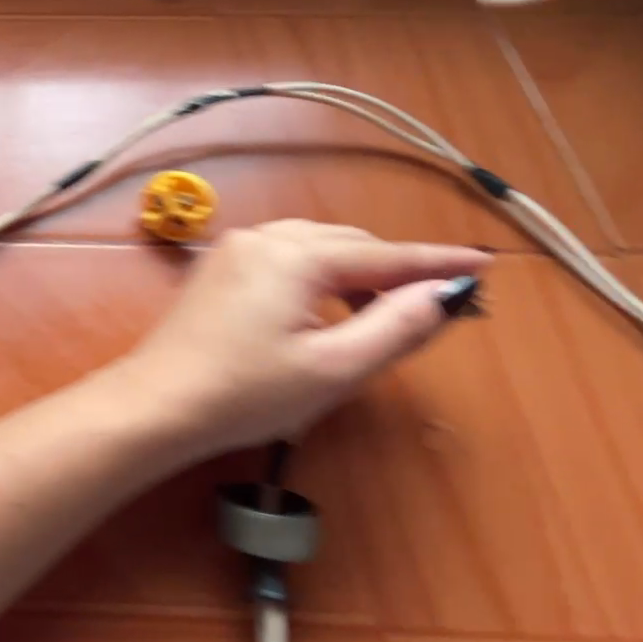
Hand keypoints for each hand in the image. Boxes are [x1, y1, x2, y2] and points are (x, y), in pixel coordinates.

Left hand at [117, 220, 491, 458]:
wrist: (159, 403)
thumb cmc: (249, 393)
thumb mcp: (335, 368)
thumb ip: (395, 326)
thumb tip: (442, 295)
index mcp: (294, 255)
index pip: (382, 254)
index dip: (434, 262)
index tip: (483, 263)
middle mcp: (261, 238)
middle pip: (345, 244)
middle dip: (390, 269)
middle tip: (430, 305)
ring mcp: (232, 250)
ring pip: (311, 247)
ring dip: (351, 272)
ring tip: (379, 314)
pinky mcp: (215, 269)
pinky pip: (281, 257)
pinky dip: (315, 275)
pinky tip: (323, 309)